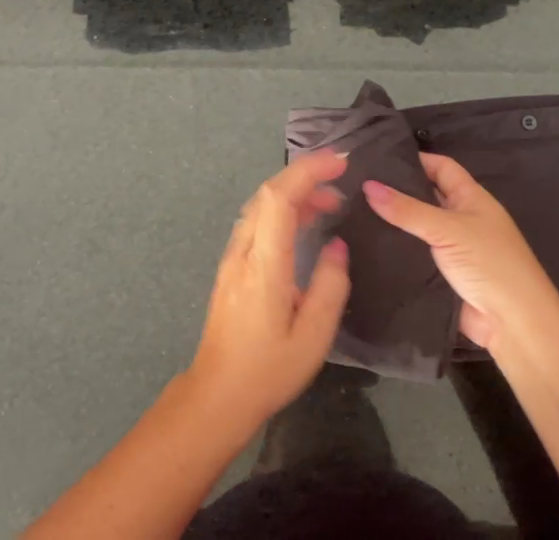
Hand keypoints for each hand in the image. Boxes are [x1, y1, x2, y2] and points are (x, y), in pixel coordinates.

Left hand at [186, 153, 352, 428]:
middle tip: (341, 174)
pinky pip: (256, 222)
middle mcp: (243, 253)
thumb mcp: (313, 337)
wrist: (217, 395)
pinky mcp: (231, 268)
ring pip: (260, 206)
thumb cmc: (268, 370)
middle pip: (267, 194)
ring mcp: (232, 259)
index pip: (279, 199)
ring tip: (330, 201)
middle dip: (304, 174)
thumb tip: (337, 245)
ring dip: (294, 192)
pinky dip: (282, 210)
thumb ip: (330, 286)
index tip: (340, 163)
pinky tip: (303, 223)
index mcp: (264, 265)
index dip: (308, 171)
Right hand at [364, 153, 558, 350]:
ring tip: (351, 210)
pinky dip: (393, 250)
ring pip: (415, 227)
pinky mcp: (439, 274)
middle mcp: (460, 218)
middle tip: (354, 183)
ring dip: (391, 222)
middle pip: (425, 196)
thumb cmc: (489, 263)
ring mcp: (450, 247)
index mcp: (471, 198)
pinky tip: (364, 244)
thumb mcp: (448, 229)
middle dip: (396, 190)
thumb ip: (407, 209)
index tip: (378, 157)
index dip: (415, 159)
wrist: (512, 322)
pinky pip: (413, 255)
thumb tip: (368, 186)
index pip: (441, 167)